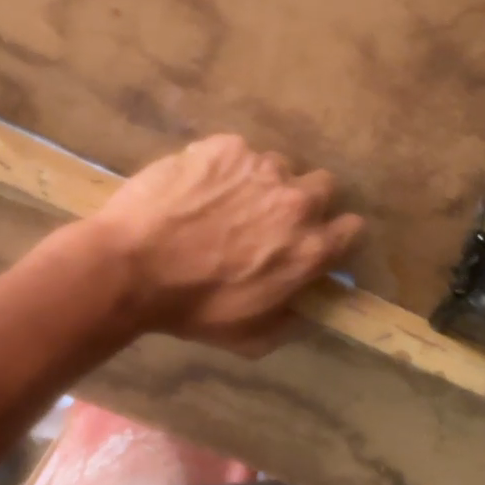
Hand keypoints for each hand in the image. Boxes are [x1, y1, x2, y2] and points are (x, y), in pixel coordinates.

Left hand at [85, 134, 365, 355]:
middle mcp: (295, 201)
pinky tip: (197, 187)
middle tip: (271, 217)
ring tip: (225, 200)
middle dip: (306, 199)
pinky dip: (223, 167)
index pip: (352, 228)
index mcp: (309, 248)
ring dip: (262, 182)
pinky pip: (236, 153)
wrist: (131, 267)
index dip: (335, 234)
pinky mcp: (224, 147)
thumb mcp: (252, 337)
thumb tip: (302, 306)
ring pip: (278, 165)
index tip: (315, 240)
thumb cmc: (193, 309)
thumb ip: (290, 319)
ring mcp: (260, 167)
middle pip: (324, 185)